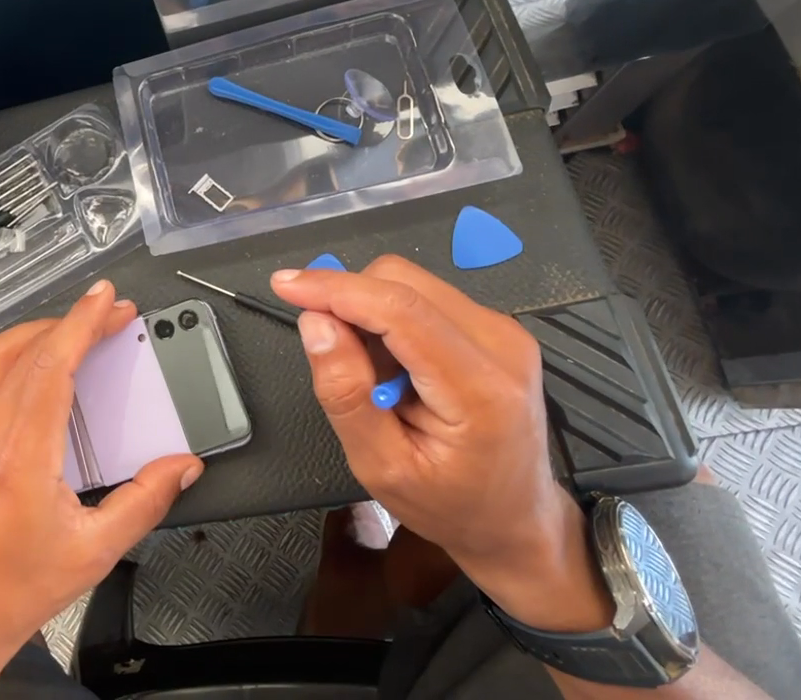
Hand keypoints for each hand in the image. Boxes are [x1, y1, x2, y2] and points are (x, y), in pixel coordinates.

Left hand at [0, 280, 203, 697]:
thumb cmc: (8, 593)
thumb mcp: (94, 552)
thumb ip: (145, 502)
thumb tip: (179, 467)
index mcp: (21, 453)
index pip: (55, 361)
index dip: (85, 321)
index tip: (107, 300)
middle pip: (30, 348)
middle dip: (75, 322)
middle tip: (109, 316)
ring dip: (35, 331)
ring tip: (69, 329)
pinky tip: (12, 358)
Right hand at [271, 255, 614, 633]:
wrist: (517, 520)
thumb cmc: (449, 505)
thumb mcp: (381, 467)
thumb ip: (346, 395)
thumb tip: (315, 323)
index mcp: (479, 389)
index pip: (399, 309)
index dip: (335, 289)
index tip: (284, 285)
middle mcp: (500, 344)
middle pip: (401, 281)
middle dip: (348, 299)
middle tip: (328, 349)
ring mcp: (503, 330)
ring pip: (409, 281)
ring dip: (368, 310)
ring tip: (370, 372)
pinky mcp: (495, 326)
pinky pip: (423, 295)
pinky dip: (389, 317)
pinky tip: (392, 365)